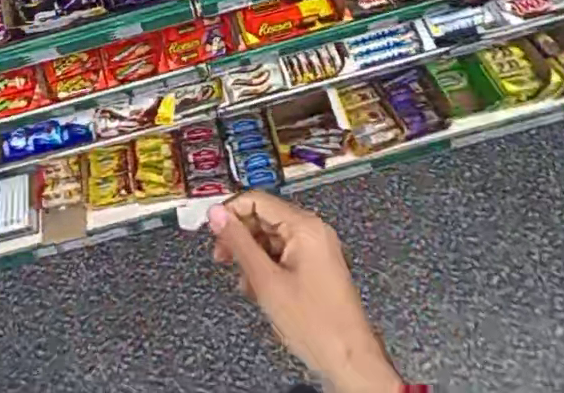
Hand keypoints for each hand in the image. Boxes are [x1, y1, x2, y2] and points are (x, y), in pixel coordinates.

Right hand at [208, 192, 403, 392]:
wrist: (351, 363)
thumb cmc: (317, 326)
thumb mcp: (266, 281)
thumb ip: (238, 243)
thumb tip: (217, 214)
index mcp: (304, 226)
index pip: (257, 200)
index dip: (230, 212)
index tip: (213, 227)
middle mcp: (313, 231)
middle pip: (264, 217)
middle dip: (240, 237)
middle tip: (222, 255)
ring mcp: (317, 248)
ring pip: (272, 238)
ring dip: (252, 255)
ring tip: (244, 281)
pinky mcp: (318, 266)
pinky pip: (284, 253)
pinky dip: (267, 266)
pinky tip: (259, 287)